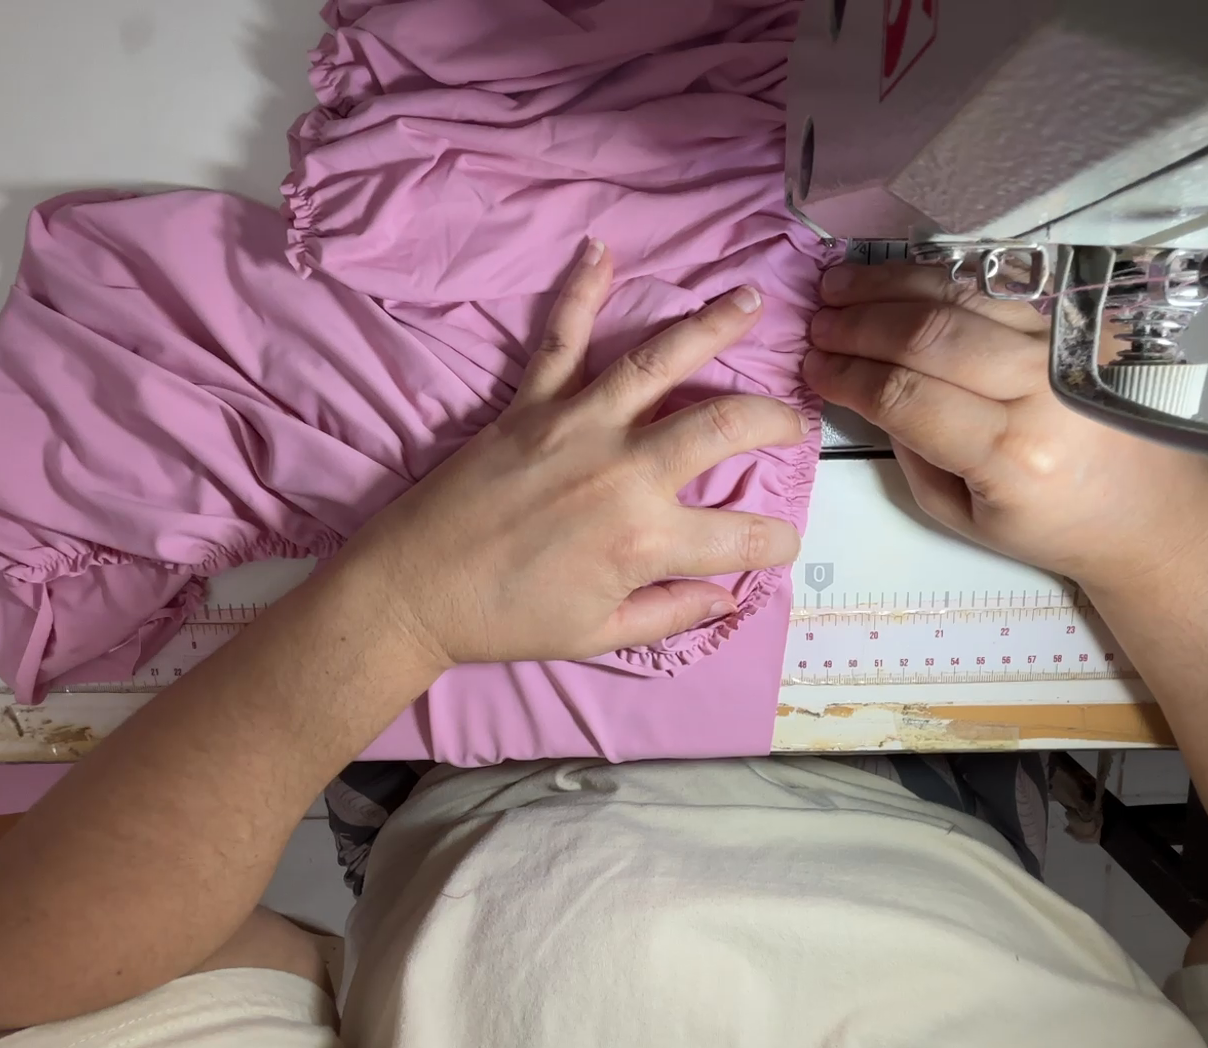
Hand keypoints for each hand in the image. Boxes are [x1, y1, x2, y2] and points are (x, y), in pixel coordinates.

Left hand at [333, 239, 804, 668]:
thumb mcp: (597, 635)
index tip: (783, 543)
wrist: (413, 590)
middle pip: (722, 425)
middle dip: (774, 421)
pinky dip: (579, 292)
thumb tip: (728, 597)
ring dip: (711, 327)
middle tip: (794, 422)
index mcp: (644, 541)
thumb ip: (671, 615)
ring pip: (659, 362)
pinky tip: (601, 251)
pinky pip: (561, 339)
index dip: (774, 543)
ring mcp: (577, 427)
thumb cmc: (507, 620)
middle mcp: (624, 471)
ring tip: (749, 302)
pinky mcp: (530, 405)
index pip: (738, 539)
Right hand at [802, 262, 1207, 592]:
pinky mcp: (1081, 323)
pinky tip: (897, 276)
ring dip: (889, 285)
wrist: (1154, 513)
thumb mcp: (961, 514)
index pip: (904, 396)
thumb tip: (869, 391)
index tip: (811, 367)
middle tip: (815, 322)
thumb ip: (910, 450)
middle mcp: (1042, 391)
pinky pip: (999, 285)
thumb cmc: (1049, 527)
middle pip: (928, 337)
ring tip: (839, 285)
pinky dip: (938, 276)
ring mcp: (1067, 346)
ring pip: (962, 296)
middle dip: (858, 325)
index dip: (847, 375)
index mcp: (1009, 456)